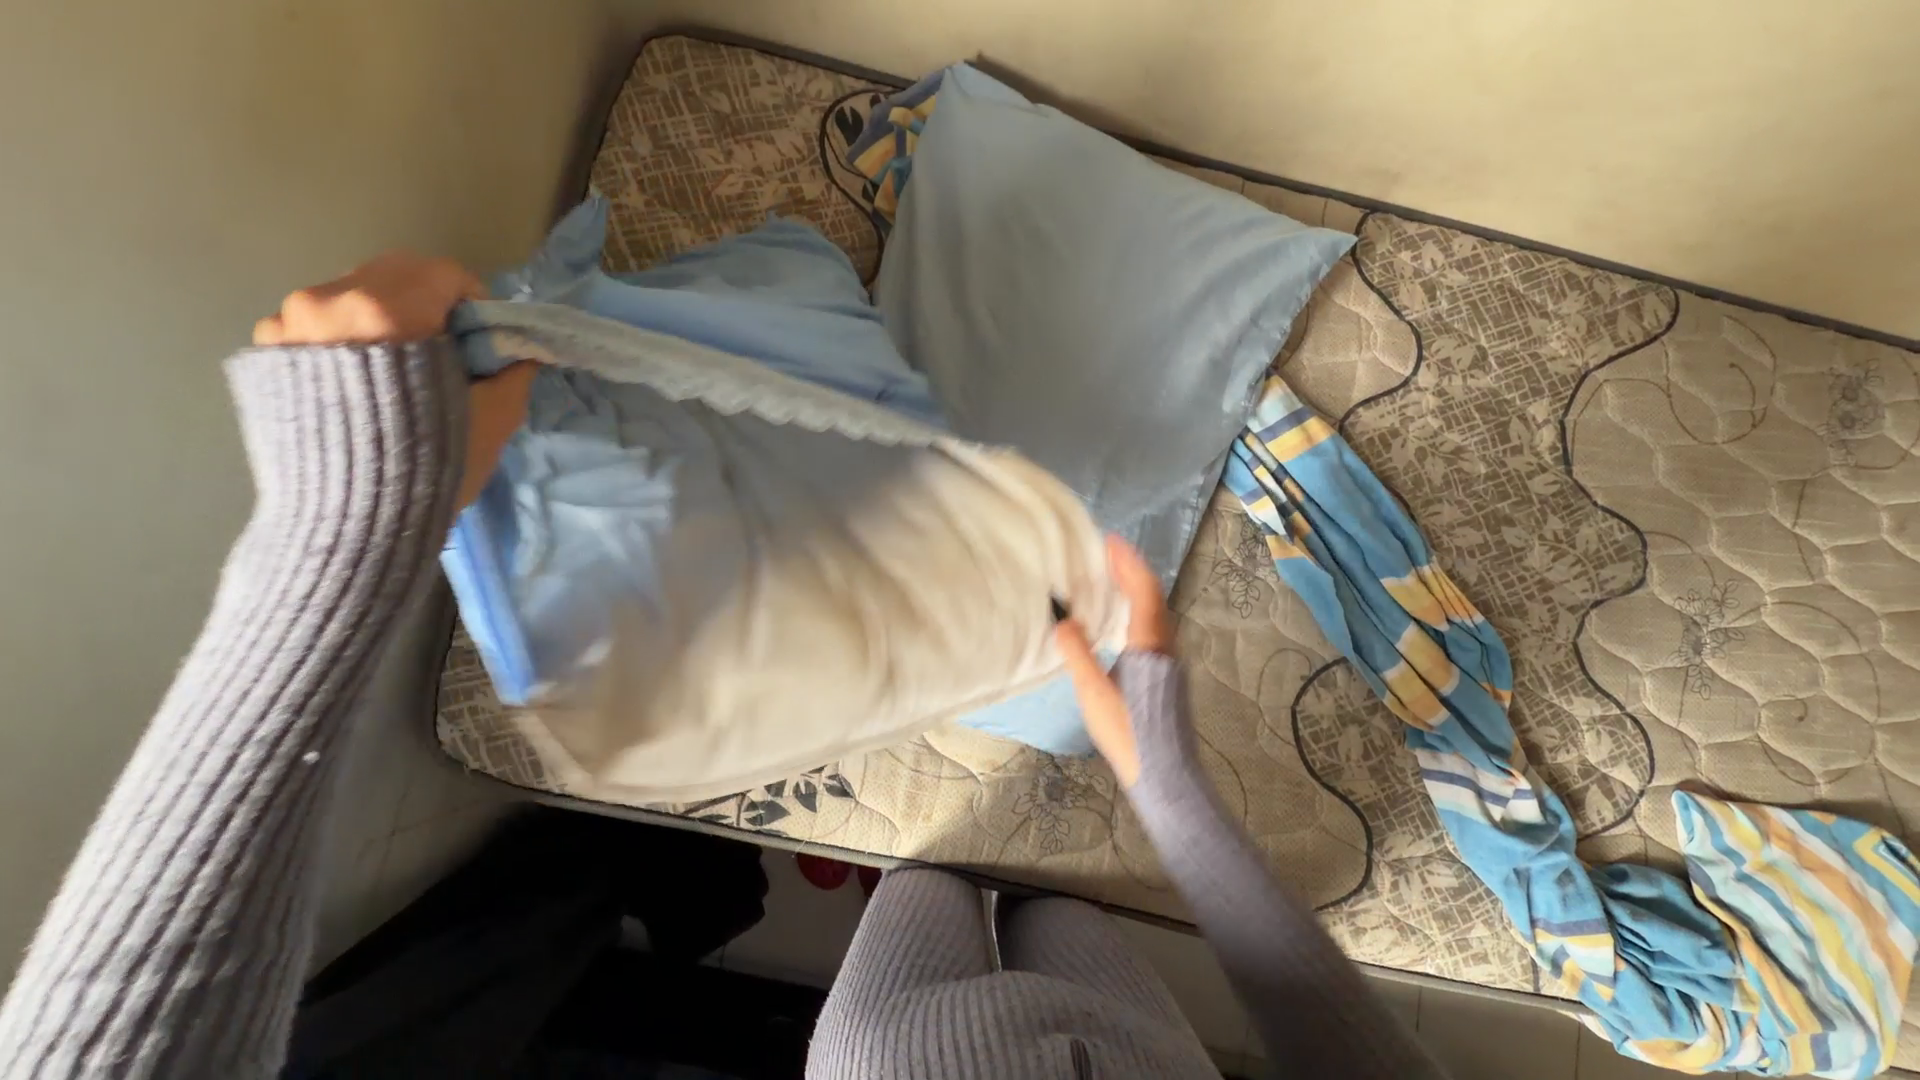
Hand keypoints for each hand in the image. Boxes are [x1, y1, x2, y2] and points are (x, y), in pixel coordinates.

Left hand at [255, 251, 531, 508]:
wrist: (351, 522)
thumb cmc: (433, 464)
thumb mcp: (495, 415)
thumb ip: (510, 368)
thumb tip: (516, 348)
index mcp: (385, 309)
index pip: (443, 274)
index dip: (475, 303)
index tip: (482, 341)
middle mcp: (326, 301)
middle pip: (392, 277)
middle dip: (428, 306)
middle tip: (447, 355)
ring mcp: (284, 325)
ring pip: (351, 299)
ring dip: (384, 324)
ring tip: (401, 376)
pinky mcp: (262, 353)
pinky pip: (316, 327)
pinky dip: (346, 344)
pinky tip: (361, 390)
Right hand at [1054, 535, 1173, 786]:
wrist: (1165, 772)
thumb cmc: (1127, 733)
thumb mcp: (1094, 695)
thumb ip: (1078, 655)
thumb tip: (1064, 619)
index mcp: (1149, 645)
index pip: (1143, 591)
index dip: (1128, 564)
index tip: (1110, 541)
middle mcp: (1165, 645)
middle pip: (1153, 597)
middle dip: (1131, 571)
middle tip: (1107, 554)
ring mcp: (1170, 660)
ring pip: (1156, 613)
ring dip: (1136, 589)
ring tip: (1112, 579)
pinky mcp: (1168, 673)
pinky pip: (1154, 626)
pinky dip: (1138, 609)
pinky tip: (1122, 619)